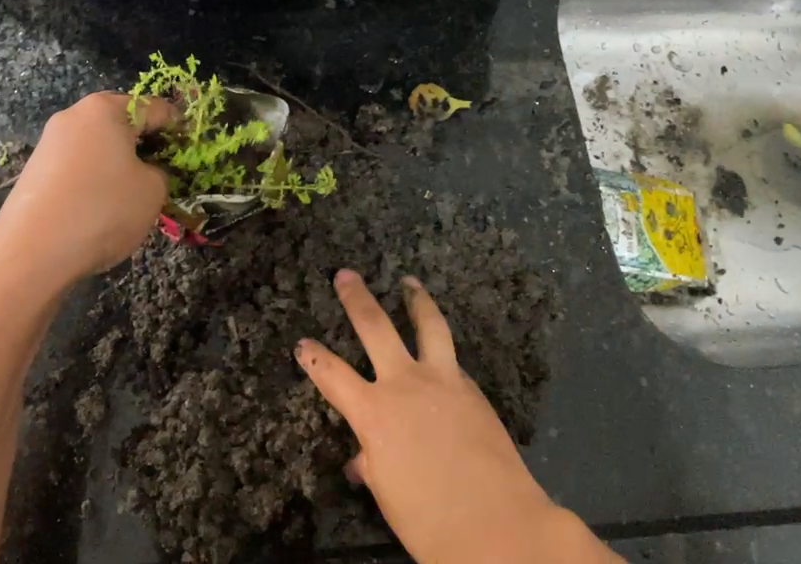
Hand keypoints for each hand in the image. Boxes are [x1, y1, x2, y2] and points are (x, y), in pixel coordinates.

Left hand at [0, 92, 174, 290]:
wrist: (31, 255)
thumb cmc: (102, 210)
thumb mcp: (152, 191)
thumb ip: (161, 172)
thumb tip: (147, 171)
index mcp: (105, 109)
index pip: (155, 107)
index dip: (179, 128)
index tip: (192, 149)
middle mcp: (74, 115)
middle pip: (122, 122)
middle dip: (146, 143)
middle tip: (164, 171)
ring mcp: (50, 142)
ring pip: (99, 145)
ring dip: (120, 161)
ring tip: (134, 194)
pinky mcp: (35, 170)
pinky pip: (78, 165)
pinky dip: (96, 178)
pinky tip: (102, 207)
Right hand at [297, 270, 617, 563]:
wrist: (498, 525)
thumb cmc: (430, 521)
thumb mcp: (389, 493)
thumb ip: (373, 463)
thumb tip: (362, 458)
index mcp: (374, 413)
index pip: (331, 375)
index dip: (313, 358)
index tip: (302, 344)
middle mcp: (405, 384)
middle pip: (375, 326)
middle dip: (357, 298)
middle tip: (347, 275)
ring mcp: (443, 381)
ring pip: (427, 325)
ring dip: (416, 299)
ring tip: (410, 282)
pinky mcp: (473, 390)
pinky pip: (452, 361)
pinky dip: (442, 352)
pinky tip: (442, 356)